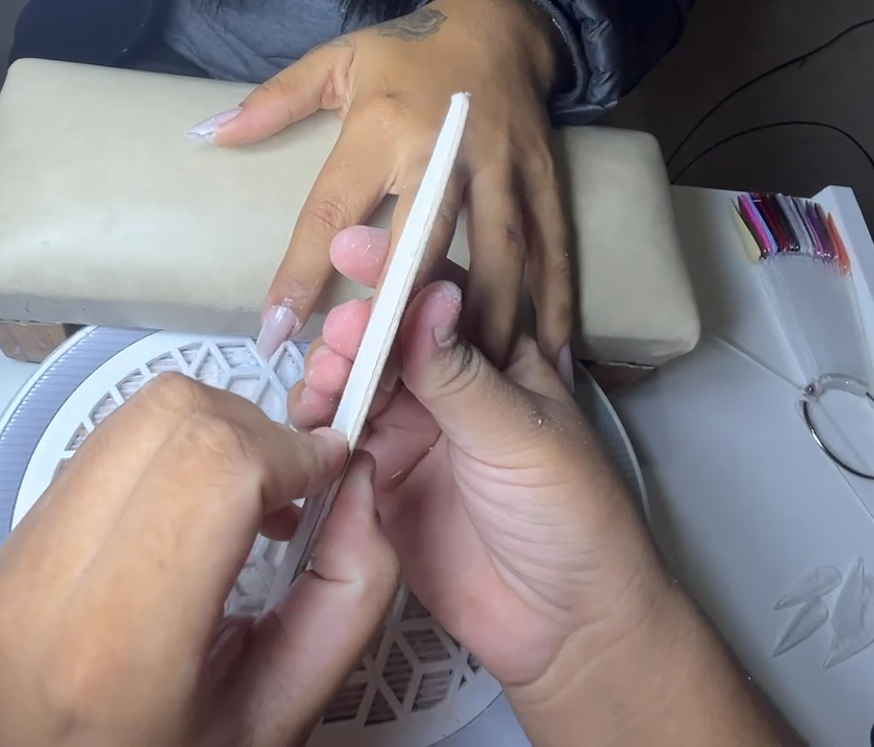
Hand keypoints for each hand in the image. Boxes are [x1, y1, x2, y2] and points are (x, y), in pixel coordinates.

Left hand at [0, 373, 397, 746]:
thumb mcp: (280, 716)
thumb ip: (346, 595)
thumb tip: (359, 485)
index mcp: (119, 645)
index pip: (213, 465)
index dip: (288, 448)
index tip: (326, 471)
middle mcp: (51, 579)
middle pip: (173, 414)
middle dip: (256, 428)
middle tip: (290, 484)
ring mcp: (23, 547)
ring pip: (141, 410)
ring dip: (217, 430)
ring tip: (247, 496)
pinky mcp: (19, 529)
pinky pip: (113, 438)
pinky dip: (176, 445)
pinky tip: (199, 503)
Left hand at [190, 0, 572, 367]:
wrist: (501, 21)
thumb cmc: (409, 50)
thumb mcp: (337, 61)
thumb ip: (273, 102)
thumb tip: (207, 134)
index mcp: (382, 129)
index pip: (332, 212)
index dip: (301, 274)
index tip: (275, 334)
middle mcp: (444, 155)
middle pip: (420, 249)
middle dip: (399, 321)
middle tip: (375, 386)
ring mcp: (503, 171)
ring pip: (496, 261)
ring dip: (482, 330)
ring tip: (465, 390)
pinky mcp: (545, 182)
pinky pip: (553, 249)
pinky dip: (556, 305)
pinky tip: (553, 358)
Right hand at [297, 228, 794, 745]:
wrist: (563, 629)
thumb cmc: (567, 514)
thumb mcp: (519, 435)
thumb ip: (461, 374)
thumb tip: (427, 295)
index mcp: (495, 357)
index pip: (441, 294)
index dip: (399, 266)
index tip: (353, 245)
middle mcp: (447, 383)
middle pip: (388, 335)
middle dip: (357, 328)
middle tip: (340, 338)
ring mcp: (411, 429)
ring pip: (357, 381)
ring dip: (331, 373)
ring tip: (322, 383)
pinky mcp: (381, 477)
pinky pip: (339, 438)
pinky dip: (317, 426)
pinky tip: (306, 424)